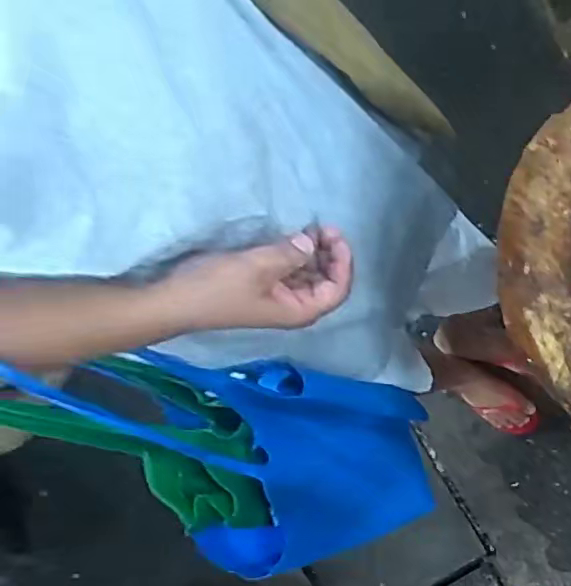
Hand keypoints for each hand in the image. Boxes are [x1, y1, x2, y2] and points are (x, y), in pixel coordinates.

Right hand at [160, 227, 352, 332]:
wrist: (166, 301)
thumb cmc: (213, 287)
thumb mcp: (254, 267)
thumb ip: (287, 255)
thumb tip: (309, 242)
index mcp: (304, 310)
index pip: (338, 288)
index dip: (342, 263)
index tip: (338, 238)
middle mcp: (298, 306)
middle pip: (326, 280)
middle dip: (329, 256)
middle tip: (326, 229)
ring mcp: (280, 297)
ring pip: (307, 275)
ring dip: (313, 254)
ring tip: (312, 229)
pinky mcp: (261, 288)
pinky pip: (288, 272)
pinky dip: (294, 256)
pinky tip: (293, 239)